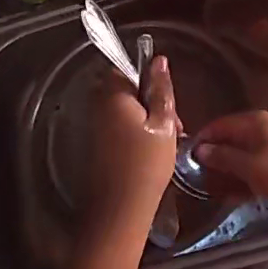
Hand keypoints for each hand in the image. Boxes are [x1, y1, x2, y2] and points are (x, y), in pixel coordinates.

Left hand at [91, 56, 180, 214]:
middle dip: (150, 101)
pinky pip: (119, 128)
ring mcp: (95, 128)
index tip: (165, 99)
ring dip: (145, 119)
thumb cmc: (147, 163)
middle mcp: (98, 107)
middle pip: (125, 91)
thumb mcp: (164, 123)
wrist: (120, 208)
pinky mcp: (97, 147)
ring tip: (165, 141)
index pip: (125, 69)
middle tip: (172, 124)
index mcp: (113, 96)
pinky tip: (151, 153)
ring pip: (124, 111)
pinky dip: (135, 134)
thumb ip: (161, 90)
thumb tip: (159, 60)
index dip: (148, 79)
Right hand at [191, 111, 267, 219]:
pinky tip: (239, 193)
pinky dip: (245, 176)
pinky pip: (256, 164)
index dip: (201, 141)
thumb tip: (199, 149)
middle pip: (230, 139)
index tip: (186, 161)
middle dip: (215, 158)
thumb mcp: (249, 167)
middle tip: (200, 180)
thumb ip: (222, 157)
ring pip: (243, 154)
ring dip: (229, 171)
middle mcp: (264, 127)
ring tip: (217, 190)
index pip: (218, 125)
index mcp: (254, 121)